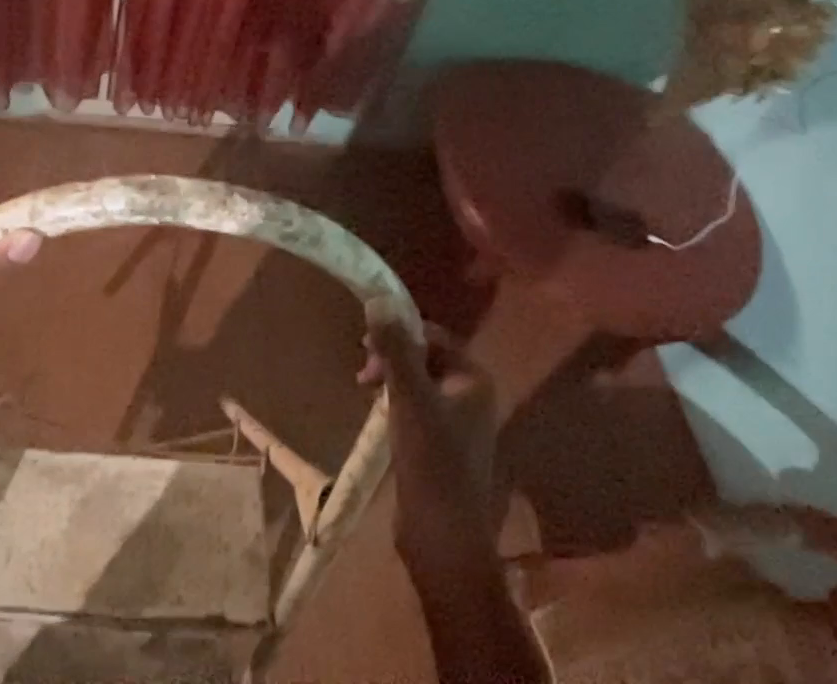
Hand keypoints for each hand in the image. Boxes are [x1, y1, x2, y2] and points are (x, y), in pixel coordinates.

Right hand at [357, 307, 500, 571]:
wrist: (444, 536)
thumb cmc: (431, 461)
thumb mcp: (409, 399)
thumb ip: (396, 349)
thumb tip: (378, 300)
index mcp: (474, 380)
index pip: (434, 336)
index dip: (399, 334)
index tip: (364, 346)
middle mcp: (472, 397)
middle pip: (426, 358)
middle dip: (392, 358)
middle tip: (363, 374)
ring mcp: (459, 424)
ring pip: (419, 384)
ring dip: (391, 380)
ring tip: (366, 390)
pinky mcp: (442, 447)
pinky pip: (417, 409)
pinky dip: (396, 404)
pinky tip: (379, 417)